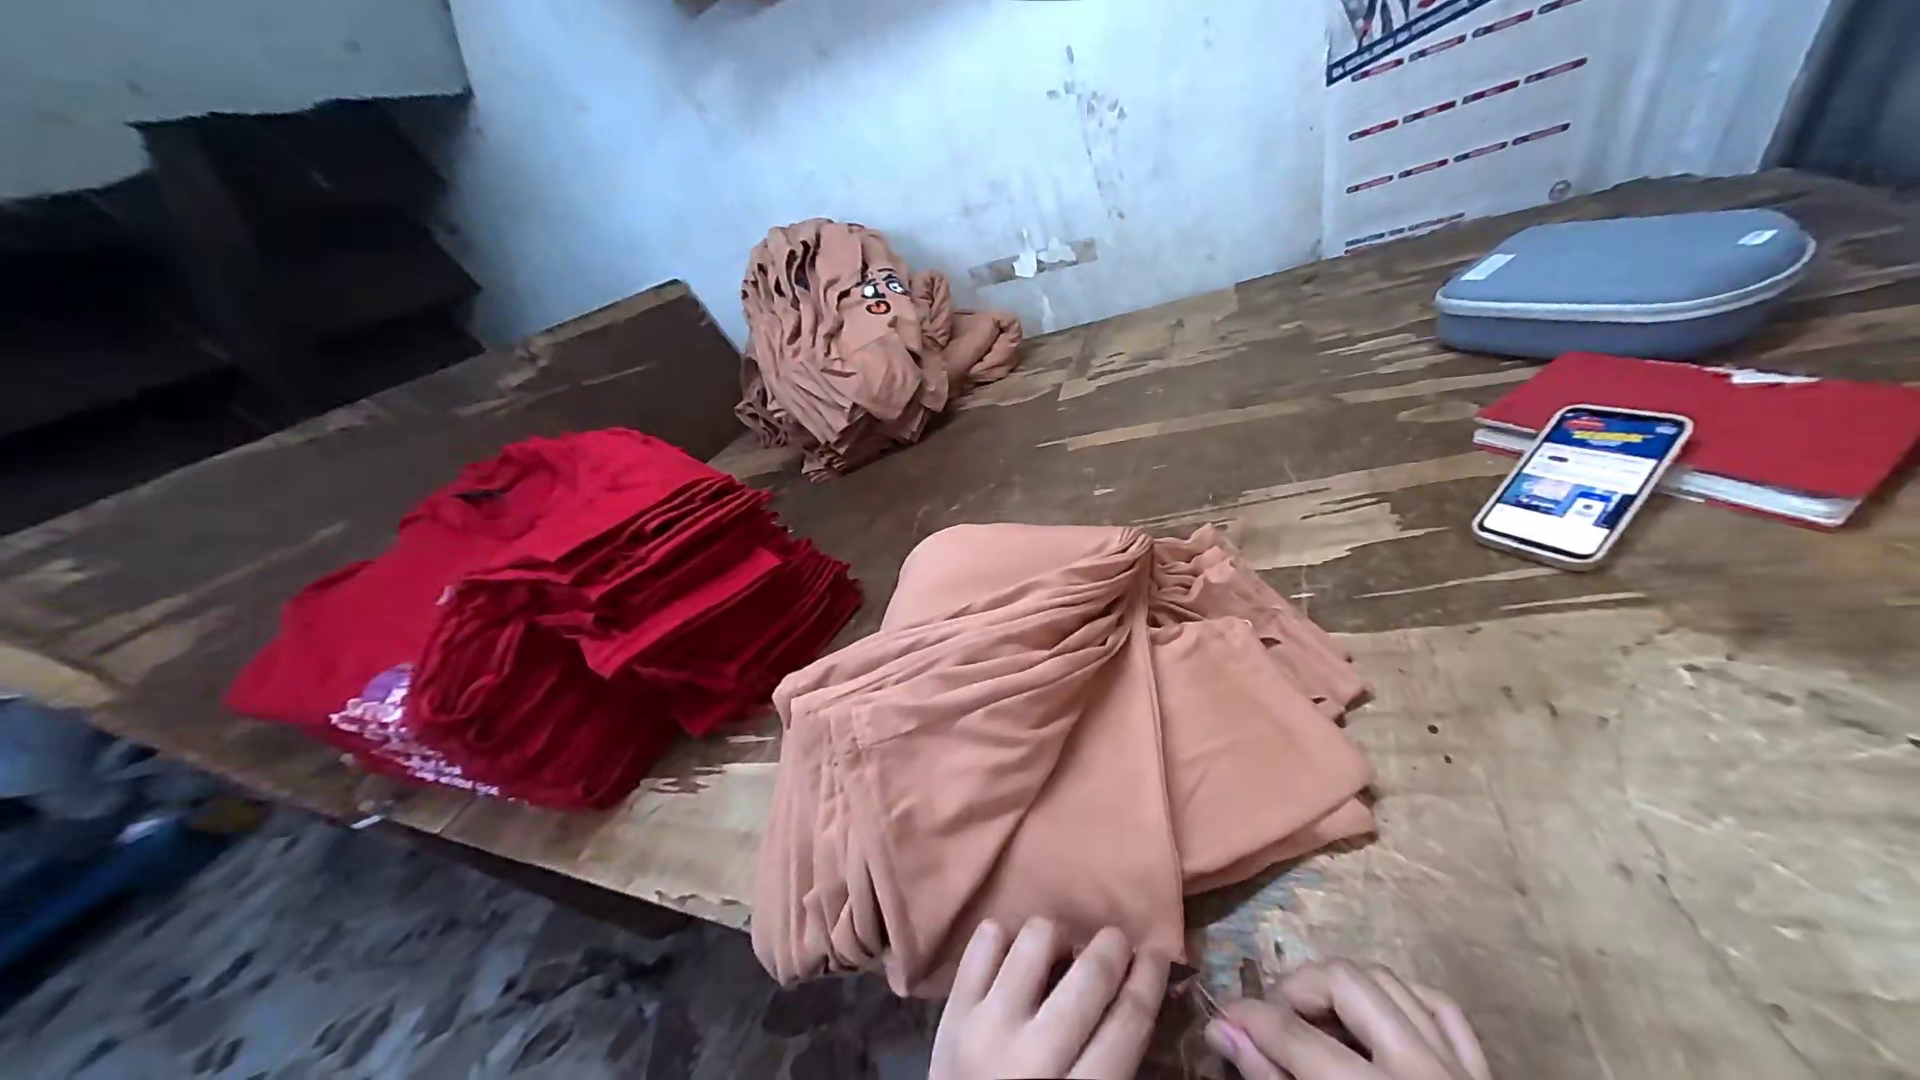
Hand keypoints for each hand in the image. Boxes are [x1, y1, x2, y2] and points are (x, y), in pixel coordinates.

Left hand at [929, 917, 1169, 1079]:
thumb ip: (1113, 1061)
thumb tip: (1138, 989)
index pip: (1128, 1023)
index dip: (1150, 978)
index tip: (1159, 952)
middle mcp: (1033, 1058)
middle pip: (1089, 978)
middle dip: (1112, 947)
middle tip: (1116, 941)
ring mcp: (987, 1027)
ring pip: (1035, 942)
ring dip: (1056, 937)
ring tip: (1059, 952)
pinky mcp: (953, 1009)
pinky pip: (984, 941)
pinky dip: (1004, 937)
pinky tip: (1014, 954)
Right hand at [1204, 960, 1489, 1079]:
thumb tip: (1223, 1030)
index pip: (1294, 1036)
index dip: (1247, 1017)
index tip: (1223, 1018)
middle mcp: (1421, 1073)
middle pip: (1344, 982)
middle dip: (1296, 989)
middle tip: (1273, 1019)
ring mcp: (1460, 1071)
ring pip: (1388, 981)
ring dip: (1341, 987)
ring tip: (1317, 1017)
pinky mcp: (1483, 1075)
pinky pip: (1438, 1008)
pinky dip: (1400, 999)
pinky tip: (1374, 1017)